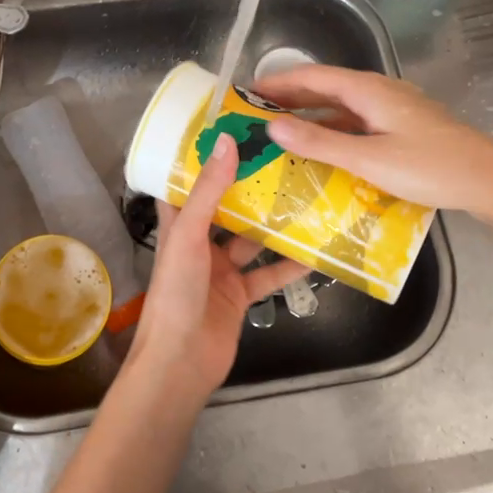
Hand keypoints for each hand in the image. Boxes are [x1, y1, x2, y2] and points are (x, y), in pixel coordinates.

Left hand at [129, 133, 310, 395]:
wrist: (181, 362)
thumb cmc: (176, 293)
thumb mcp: (189, 236)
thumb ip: (209, 191)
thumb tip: (226, 141)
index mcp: (178, 225)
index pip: (188, 183)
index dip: (205, 158)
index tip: (234, 129)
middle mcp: (199, 243)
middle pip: (226, 207)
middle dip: (251, 188)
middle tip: (284, 159)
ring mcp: (221, 270)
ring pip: (251, 240)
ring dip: (274, 224)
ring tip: (306, 196)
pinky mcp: (241, 295)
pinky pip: (268, 275)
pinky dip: (289, 265)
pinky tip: (315, 250)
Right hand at [254, 64, 492, 235]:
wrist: (491, 181)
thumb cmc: (430, 168)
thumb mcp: (369, 159)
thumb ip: (320, 142)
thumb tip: (271, 126)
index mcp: (368, 90)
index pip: (312, 76)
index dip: (277, 82)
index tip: (245, 92)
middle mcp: (378, 91)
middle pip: (325, 88)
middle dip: (289, 97)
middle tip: (254, 113)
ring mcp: (393, 108)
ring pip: (341, 106)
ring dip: (311, 115)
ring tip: (279, 131)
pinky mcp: (403, 127)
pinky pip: (357, 121)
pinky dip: (333, 130)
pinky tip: (323, 149)